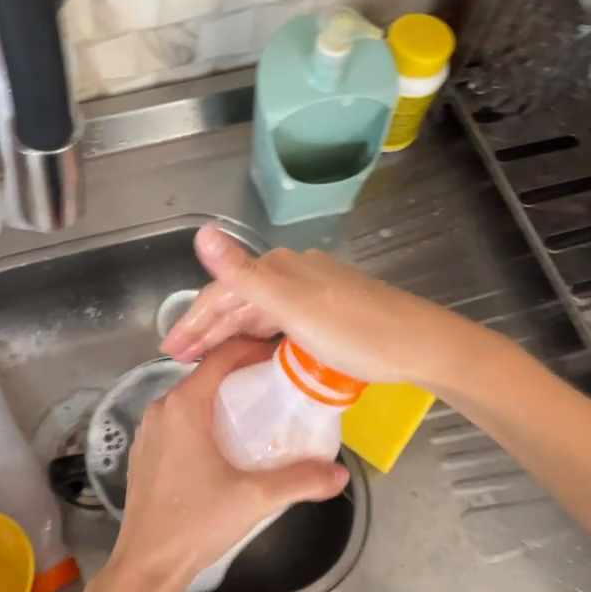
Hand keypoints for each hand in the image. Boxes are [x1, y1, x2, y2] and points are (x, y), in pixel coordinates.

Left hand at [108, 337, 349, 591]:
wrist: (147, 564)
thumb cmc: (196, 522)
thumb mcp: (255, 499)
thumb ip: (301, 481)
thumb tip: (341, 474)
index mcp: (183, 406)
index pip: (221, 356)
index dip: (253, 349)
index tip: (284, 356)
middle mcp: (161, 409)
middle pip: (206, 375)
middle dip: (243, 374)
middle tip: (280, 385)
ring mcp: (149, 432)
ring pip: (191, 399)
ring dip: (223, 398)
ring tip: (259, 412)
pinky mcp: (146, 453)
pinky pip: (179, 421)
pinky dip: (204, 419)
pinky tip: (227, 443)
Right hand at [159, 224, 461, 384]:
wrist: (419, 345)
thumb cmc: (354, 331)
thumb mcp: (292, 305)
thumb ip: (244, 274)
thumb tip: (202, 231)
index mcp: (279, 268)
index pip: (222, 292)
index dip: (193, 320)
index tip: (170, 350)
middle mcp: (292, 273)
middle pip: (238, 300)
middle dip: (205, 328)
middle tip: (178, 358)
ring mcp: (311, 293)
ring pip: (257, 312)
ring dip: (228, 334)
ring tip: (204, 359)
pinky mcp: (326, 313)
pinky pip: (276, 322)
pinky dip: (255, 337)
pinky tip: (252, 352)